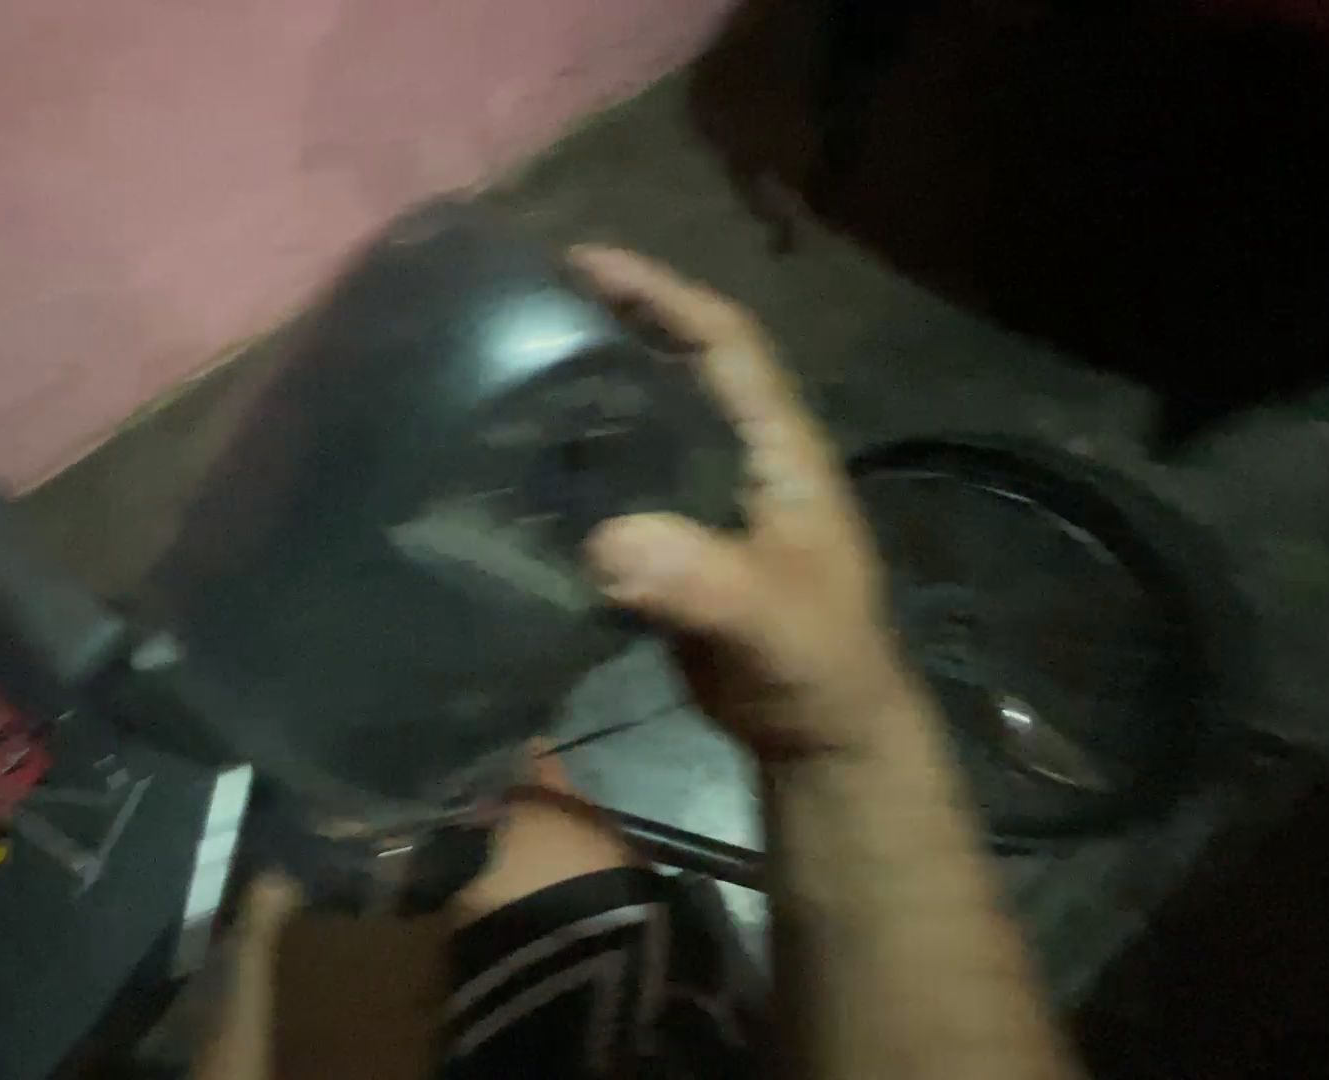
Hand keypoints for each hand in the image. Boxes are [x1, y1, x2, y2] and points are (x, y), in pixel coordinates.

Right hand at [572, 246, 910, 757]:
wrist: (817, 733)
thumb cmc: (816, 666)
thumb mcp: (773, 621)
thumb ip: (705, 583)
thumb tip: (606, 545)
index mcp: (776, 449)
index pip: (723, 341)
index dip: (661, 293)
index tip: (584, 264)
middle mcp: (739, 458)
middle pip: (672, 369)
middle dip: (612, 329)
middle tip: (528, 313)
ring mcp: (703, 501)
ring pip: (640, 427)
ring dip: (587, 397)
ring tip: (512, 378)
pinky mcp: (673, 543)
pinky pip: (619, 486)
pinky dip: (578, 468)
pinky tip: (527, 470)